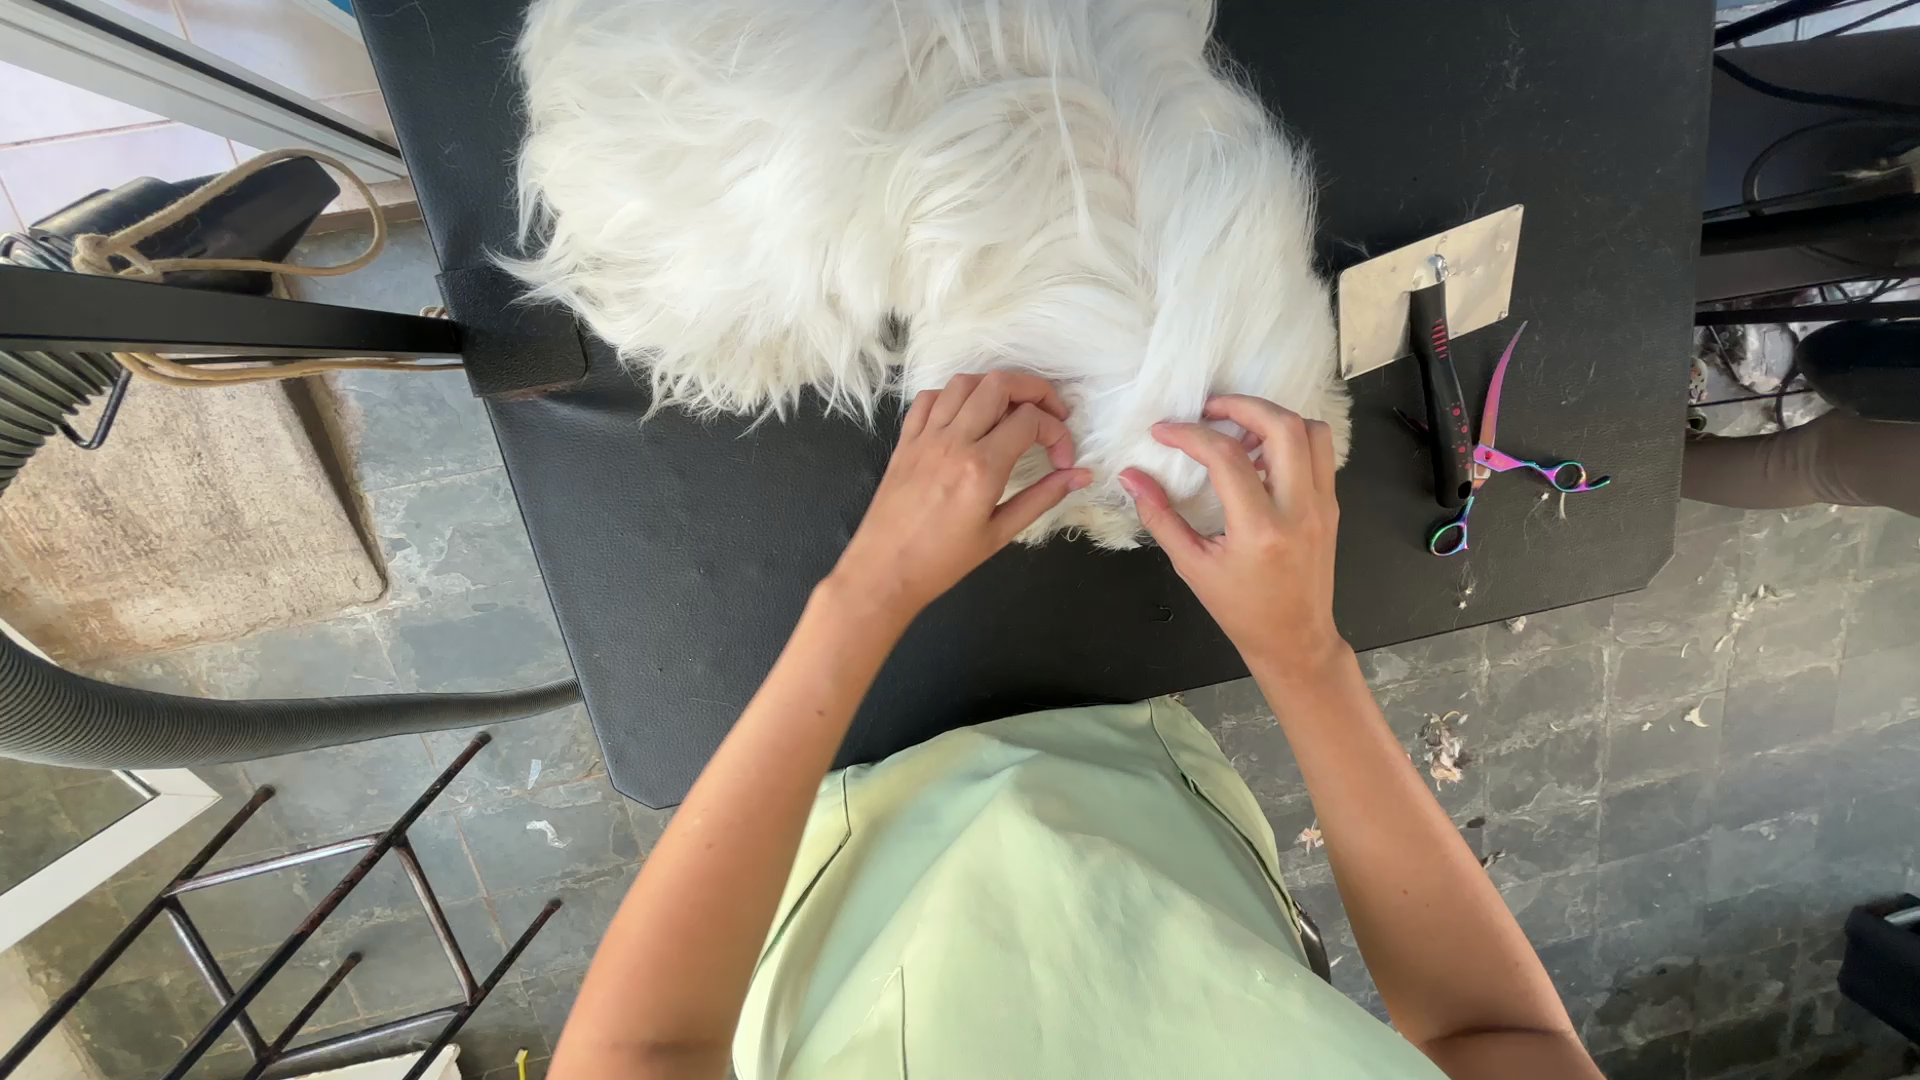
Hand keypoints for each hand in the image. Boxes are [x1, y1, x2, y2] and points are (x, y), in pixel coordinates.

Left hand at [829, 372, 1091, 619]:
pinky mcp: (905, 441)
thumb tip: (1081, 475)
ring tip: (1011, 412)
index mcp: (982, 467)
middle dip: (1035, 389)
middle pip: (1000, 383)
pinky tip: (967, 417)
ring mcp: (925, 437)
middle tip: (1050, 414)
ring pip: (964, 382)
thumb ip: (1043, 497)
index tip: (1062, 461)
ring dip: (995, 388)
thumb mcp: (1000, 533)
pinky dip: (954, 396)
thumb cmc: (943, 561)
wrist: (883, 571)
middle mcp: (954, 441)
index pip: (1031, 420)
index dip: (1058, 433)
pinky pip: (930, 398)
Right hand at [1119, 395, 1346, 681]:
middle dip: (1241, 405)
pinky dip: (1289, 439)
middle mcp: (1299, 508)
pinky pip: (1318, 453)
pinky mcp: (1330, 505)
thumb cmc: (1239, 609)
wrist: (1294, 639)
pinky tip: (1258, 455)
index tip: (1163, 432)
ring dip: (1272, 419)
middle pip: (1282, 427)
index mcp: (1259, 529)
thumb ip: (1160, 516)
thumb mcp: (1190, 565)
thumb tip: (1131, 477)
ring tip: (1237, 429)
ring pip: (1311, 432)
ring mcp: (1322, 504)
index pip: (1225, 457)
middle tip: (1208, 408)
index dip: (1189, 434)